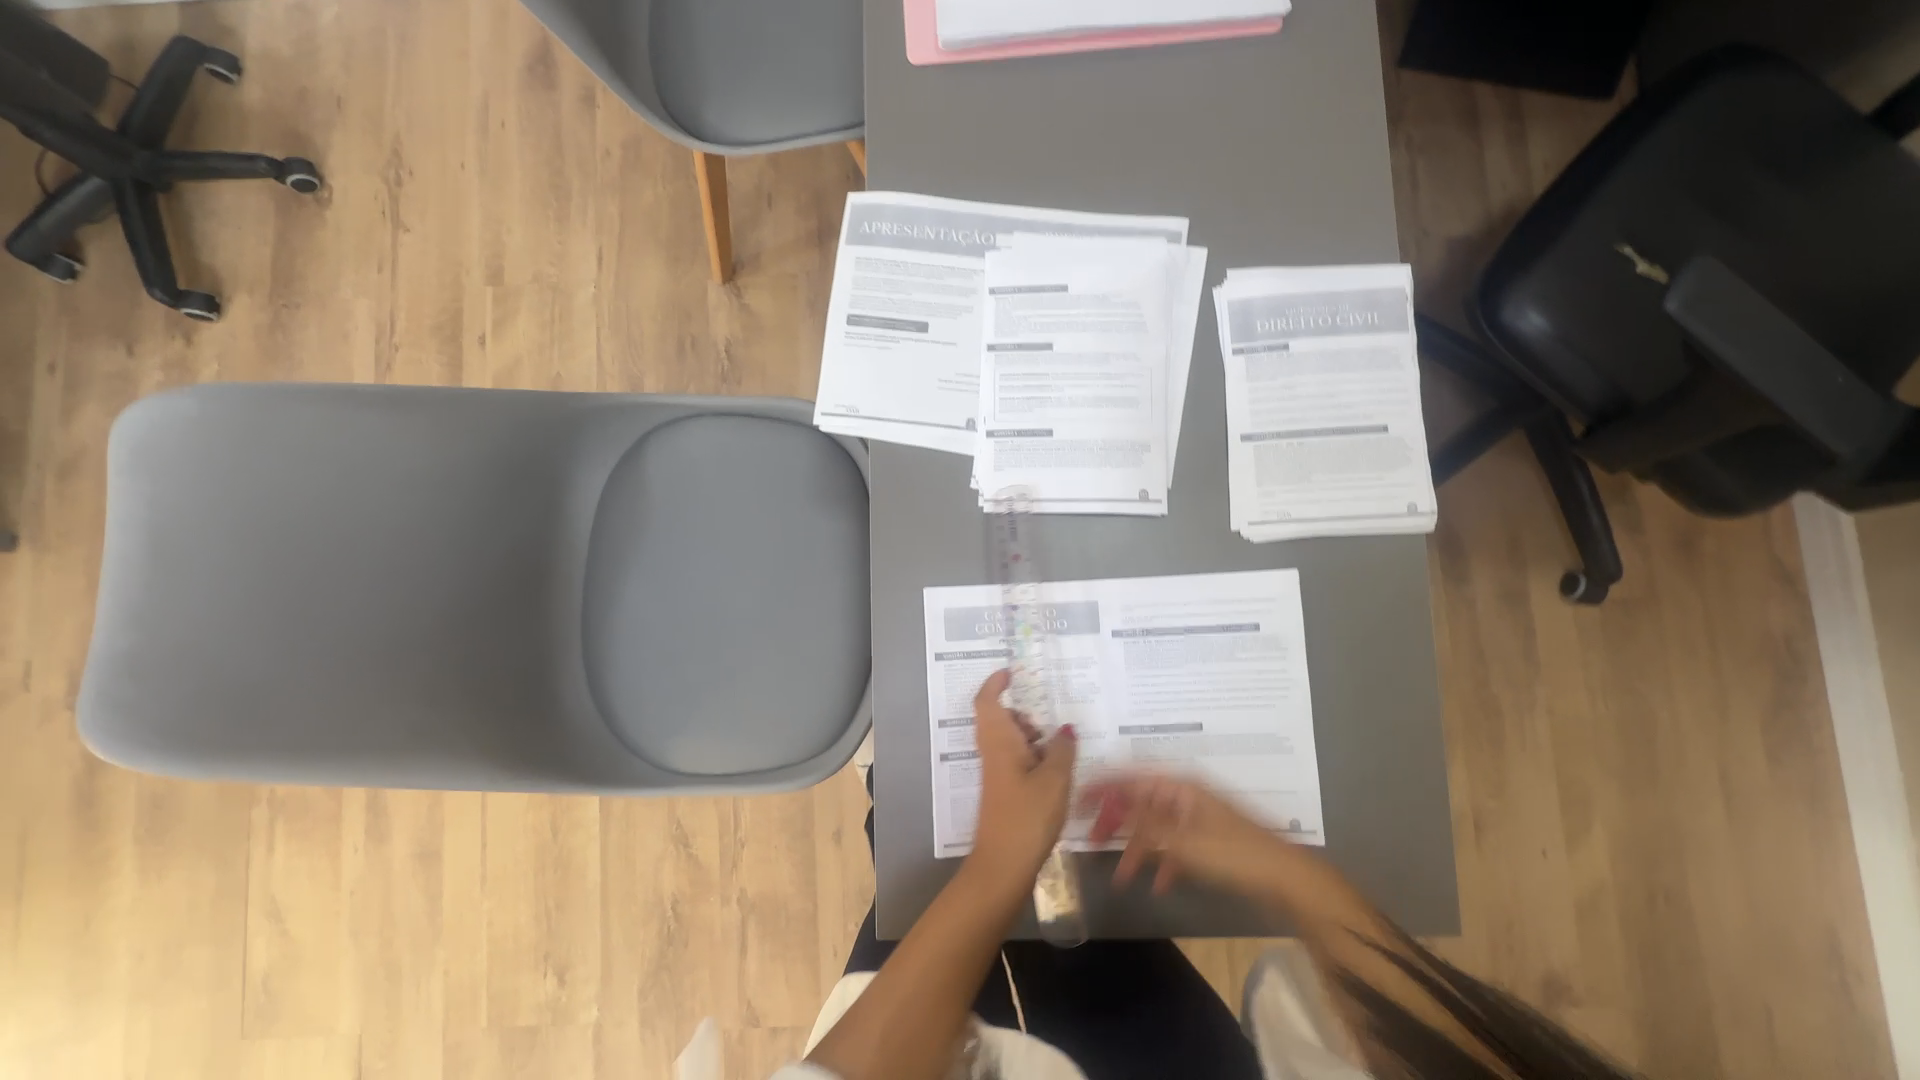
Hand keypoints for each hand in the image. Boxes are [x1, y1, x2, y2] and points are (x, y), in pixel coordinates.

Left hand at [964, 670, 1078, 890]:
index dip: (996, 683)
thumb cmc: (1027, 816)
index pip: (986, 701)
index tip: (1014, 673)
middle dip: (1024, 714)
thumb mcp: (1054, 779)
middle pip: (1000, 719)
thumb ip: (1062, 749)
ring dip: (1033, 739)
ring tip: (1061, 750)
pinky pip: (1017, 762)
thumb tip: (1066, 728)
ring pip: (1011, 742)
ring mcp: (997, 774)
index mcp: (998, 741)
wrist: (1004, 865)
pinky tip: (1059, 774)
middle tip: (1050, 723)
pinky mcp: (1005, 792)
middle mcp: (992, 753)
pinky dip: (1035, 759)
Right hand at [1083, 772, 1296, 895]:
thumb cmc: (1233, 854)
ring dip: (1138, 849)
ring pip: (1156, 828)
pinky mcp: (1209, 843)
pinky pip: (1174, 847)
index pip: (1131, 777)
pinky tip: (1155, 885)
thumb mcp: (1180, 840)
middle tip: (1092, 840)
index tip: (1076, 800)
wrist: (1286, 881)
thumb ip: (1141, 823)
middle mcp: (1186, 796)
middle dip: (1116, 822)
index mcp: (1179, 786)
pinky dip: (1162, 862)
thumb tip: (1106, 802)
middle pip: (1141, 802)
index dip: (1102, 786)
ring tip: (1122, 876)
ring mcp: (1198, 819)